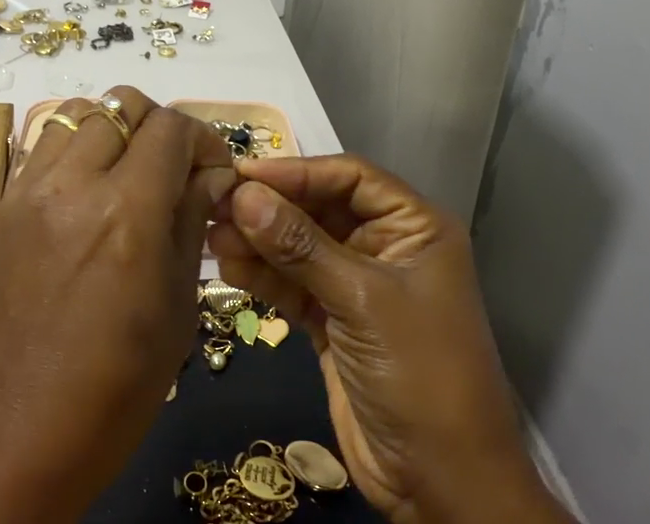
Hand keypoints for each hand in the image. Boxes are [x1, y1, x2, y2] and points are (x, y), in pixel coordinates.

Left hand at [0, 88, 233, 523]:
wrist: (1, 443)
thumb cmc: (110, 396)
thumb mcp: (176, 315)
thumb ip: (192, 227)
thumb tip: (212, 178)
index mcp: (127, 213)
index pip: (173, 128)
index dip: (205, 141)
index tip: (216, 175)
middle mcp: (73, 184)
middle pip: (123, 104)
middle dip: (162, 127)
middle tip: (177, 173)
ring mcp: (27, 192)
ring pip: (77, 114)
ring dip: (115, 130)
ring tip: (131, 177)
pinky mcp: (0, 209)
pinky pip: (43, 148)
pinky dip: (75, 150)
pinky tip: (88, 197)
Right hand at [208, 154, 573, 523]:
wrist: (440, 479)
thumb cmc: (419, 371)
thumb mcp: (362, 299)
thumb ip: (300, 245)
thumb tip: (243, 194)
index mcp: (414, 227)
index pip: (350, 178)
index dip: (297, 171)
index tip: (242, 170)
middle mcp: (387, 247)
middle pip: (321, 209)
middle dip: (271, 206)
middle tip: (215, 201)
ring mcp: (358, 287)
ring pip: (301, 248)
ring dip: (258, 240)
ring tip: (209, 232)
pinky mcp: (333, 323)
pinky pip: (293, 286)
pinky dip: (262, 275)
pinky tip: (226, 263)